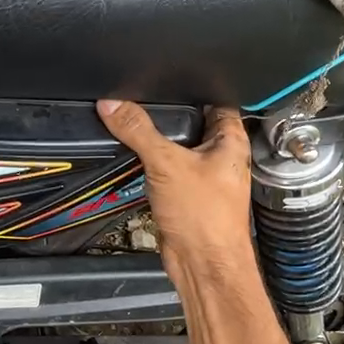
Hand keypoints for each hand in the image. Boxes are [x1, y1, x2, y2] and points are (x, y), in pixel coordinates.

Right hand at [97, 100, 256, 279]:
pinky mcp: (185, 196)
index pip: (216, 101)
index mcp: (231, 142)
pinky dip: (151, 166)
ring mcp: (203, 178)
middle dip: (168, 116)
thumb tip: (112, 104)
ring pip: (177, 149)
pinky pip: (166, 172)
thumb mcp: (166, 163)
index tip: (166, 79)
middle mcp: (220, 158)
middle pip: (192, 124)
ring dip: (157, 143)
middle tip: (140, 101)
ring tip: (132, 126)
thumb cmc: (205, 218)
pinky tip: (135, 161)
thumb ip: (138, 131)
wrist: (203, 265)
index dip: (194, 88)